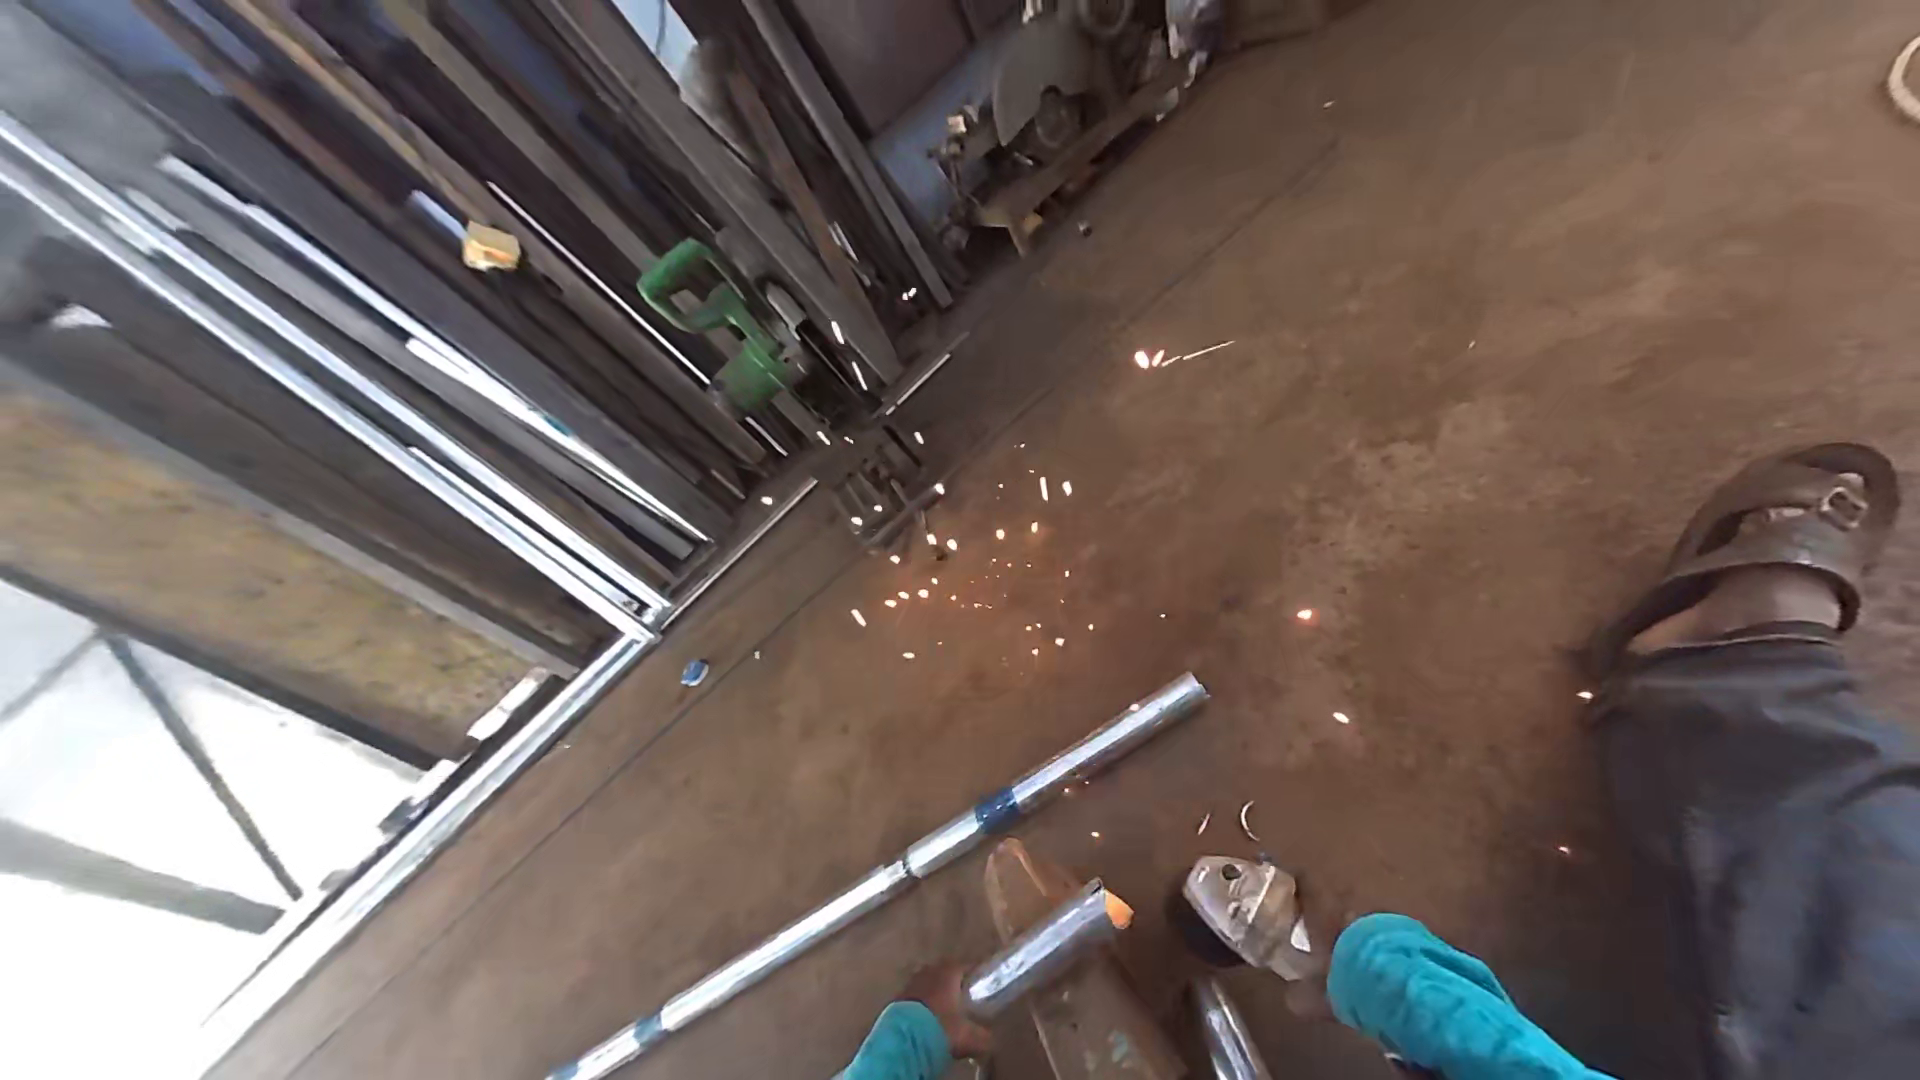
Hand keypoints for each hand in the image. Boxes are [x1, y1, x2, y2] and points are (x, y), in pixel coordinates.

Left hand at [901, 961, 993, 1059]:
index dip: (974, 976)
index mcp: (950, 971)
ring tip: (943, 1010)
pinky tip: (926, 1017)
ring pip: (930, 982)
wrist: (904, 1037)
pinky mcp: (900, 994)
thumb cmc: (941, 1027)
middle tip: (962, 999)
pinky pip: (916, 994)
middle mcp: (931, 969)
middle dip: (954, 984)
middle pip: (947, 972)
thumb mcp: (967, 1035)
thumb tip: (991, 1040)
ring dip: (936, 993)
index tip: (980, 986)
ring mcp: (913, 980)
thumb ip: (983, 1036)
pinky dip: (923, 1003)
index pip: (967, 966)